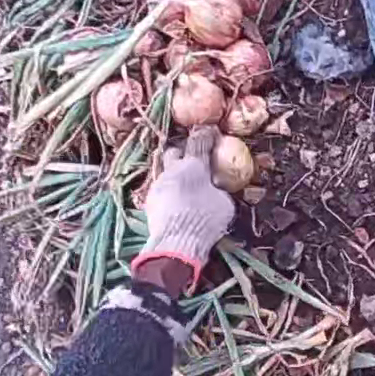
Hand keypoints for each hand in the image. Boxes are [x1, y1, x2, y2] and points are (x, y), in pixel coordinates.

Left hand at [132, 127, 235, 291]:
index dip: (206, 135)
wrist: (177, 243)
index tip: (211, 133)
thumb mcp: (224, 204)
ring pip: (164, 172)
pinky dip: (168, 193)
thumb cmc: (205, 220)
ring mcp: (158, 186)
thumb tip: (216, 189)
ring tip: (183, 185)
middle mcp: (172, 171)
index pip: (199, 142)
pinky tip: (175, 203)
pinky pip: (160, 191)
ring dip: (173, 175)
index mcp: (194, 166)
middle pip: (173, 151)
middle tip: (191, 159)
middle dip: (181, 152)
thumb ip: (219, 191)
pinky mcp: (150, 202)